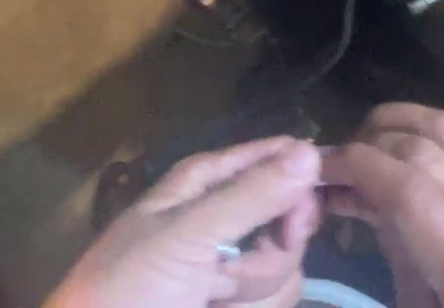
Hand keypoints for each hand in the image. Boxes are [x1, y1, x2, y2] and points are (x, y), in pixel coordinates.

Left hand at [45, 137, 321, 307]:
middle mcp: (227, 210)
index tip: (293, 228)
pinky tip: (218, 307)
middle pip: (290, 220)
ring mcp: (235, 257)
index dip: (299, 189)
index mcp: (209, 178)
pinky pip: (275, 296)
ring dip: (253, 291)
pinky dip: (251, 307)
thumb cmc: (132, 285)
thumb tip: (311, 152)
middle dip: (267, 257)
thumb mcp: (188, 235)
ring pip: (286, 266)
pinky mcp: (241, 296)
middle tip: (224, 276)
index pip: (279, 158)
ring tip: (210, 298)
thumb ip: (249, 196)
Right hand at [322, 104, 443, 307]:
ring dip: (395, 124)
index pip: (413, 195)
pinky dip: (423, 133)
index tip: (321, 171)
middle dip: (370, 144)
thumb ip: (392, 249)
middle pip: (429, 152)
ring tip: (364, 148)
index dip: (359, 167)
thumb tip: (348, 187)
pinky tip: (397, 150)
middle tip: (338, 163)